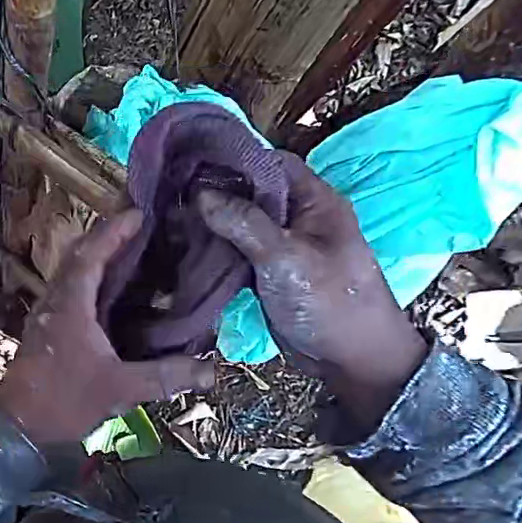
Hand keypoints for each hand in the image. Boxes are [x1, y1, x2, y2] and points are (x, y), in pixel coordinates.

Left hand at [0, 211, 215, 444]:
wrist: (17, 424)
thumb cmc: (63, 399)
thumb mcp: (118, 388)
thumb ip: (163, 377)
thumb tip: (209, 371)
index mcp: (70, 304)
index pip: (91, 255)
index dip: (114, 232)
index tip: (138, 213)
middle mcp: (55, 300)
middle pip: (78, 255)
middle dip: (106, 235)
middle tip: (139, 226)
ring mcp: (47, 312)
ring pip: (71, 270)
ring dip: (97, 254)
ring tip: (129, 249)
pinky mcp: (47, 326)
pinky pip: (70, 287)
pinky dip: (90, 276)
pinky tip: (110, 289)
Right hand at [195, 156, 425, 437]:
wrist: (353, 363)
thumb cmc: (330, 303)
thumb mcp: (285, 258)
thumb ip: (243, 222)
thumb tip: (199, 192)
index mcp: (314, 201)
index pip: (269, 162)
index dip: (232, 159)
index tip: (190, 162)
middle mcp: (297, 216)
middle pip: (249, 191)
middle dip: (212, 191)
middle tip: (169, 191)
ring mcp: (280, 244)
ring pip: (239, 220)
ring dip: (209, 220)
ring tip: (169, 215)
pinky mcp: (266, 270)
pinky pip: (235, 248)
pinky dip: (212, 245)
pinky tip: (183, 243)